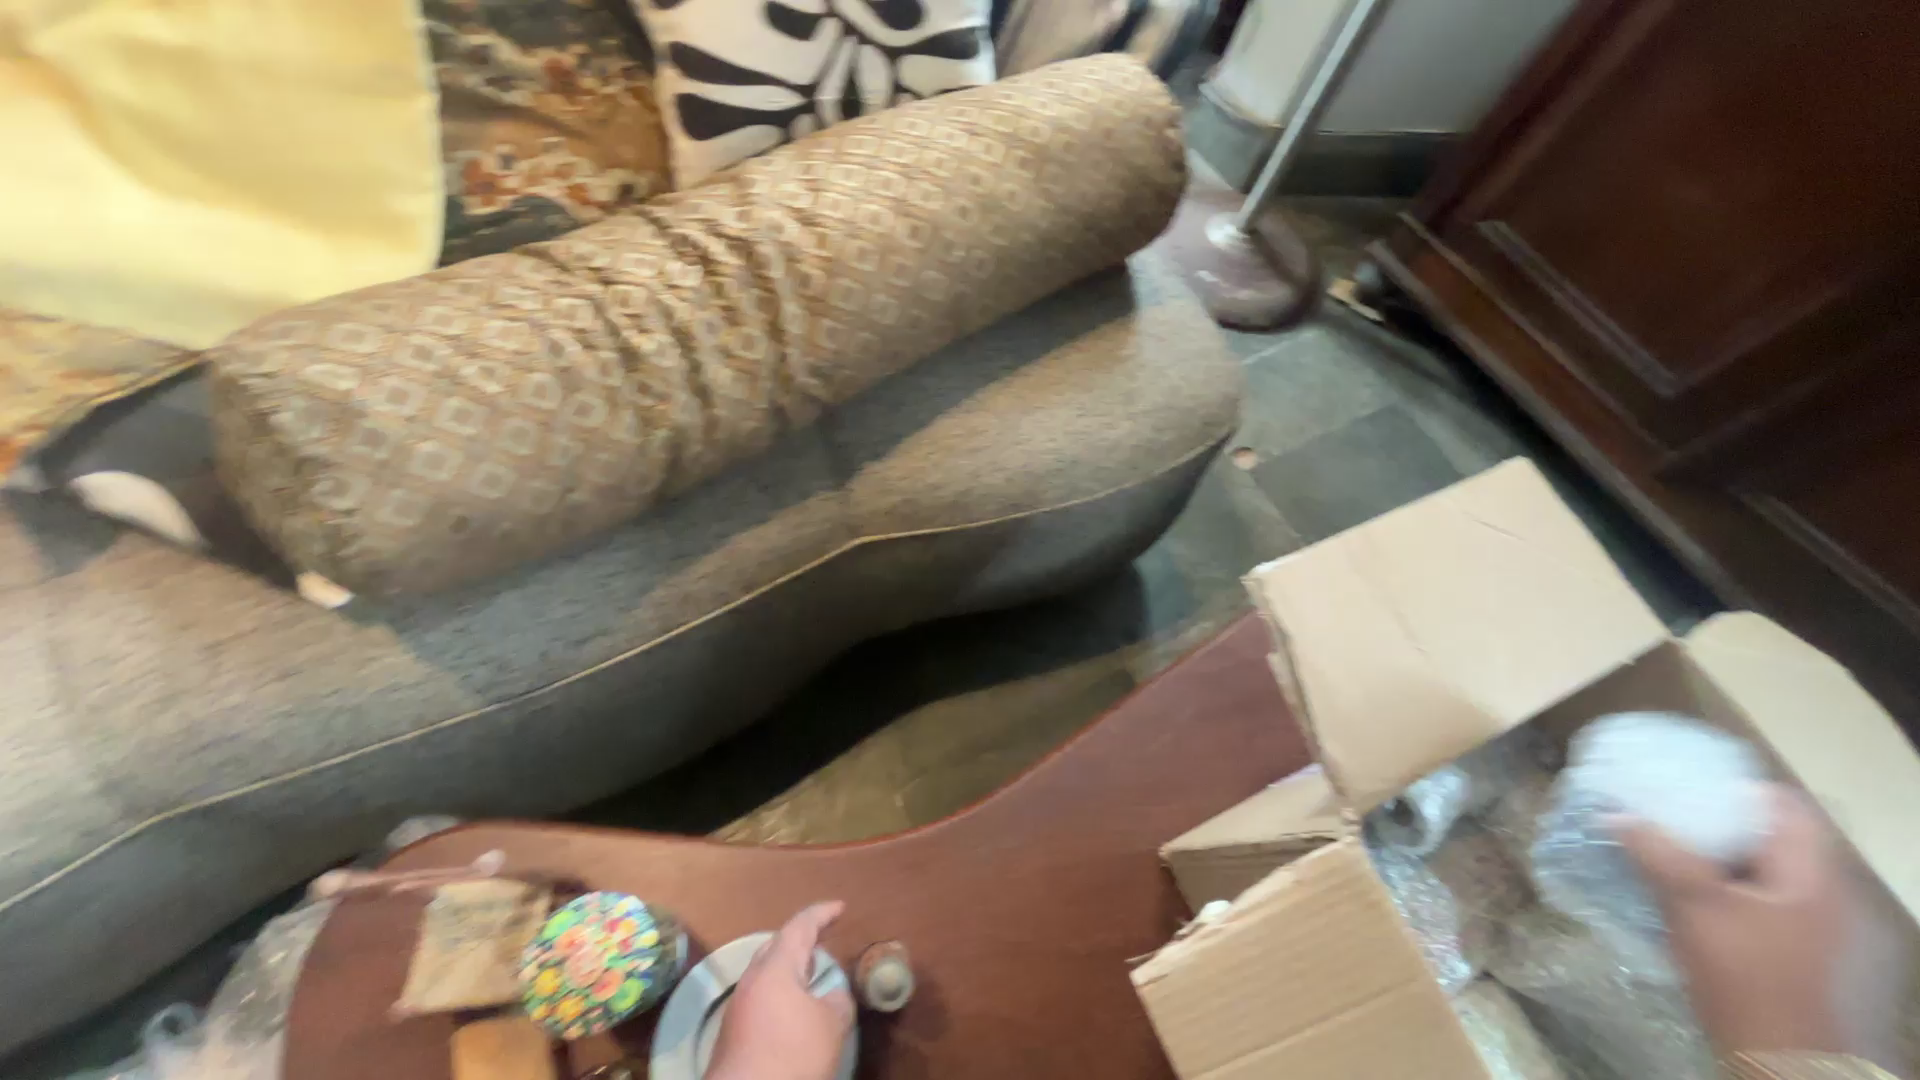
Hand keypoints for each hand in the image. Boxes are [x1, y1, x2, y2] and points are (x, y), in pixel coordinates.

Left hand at [707, 902, 853, 1079]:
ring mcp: (738, 1007)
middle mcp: (752, 980)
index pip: (800, 926)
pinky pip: (761, 998)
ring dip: (790, 970)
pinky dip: (780, 994)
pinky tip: (793, 1013)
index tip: (840, 907)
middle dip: (801, 940)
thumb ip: (838, 1002)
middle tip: (823, 940)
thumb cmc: (791, 1056)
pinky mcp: (732, 1035)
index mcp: (776, 967)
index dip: (822, 914)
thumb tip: (834, 996)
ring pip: (766, 974)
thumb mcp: (831, 1026)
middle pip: (777, 946)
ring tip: (811, 975)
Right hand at [1617, 785, 1890, 1060]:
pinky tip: (1669, 886)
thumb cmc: (1746, 975)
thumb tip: (1613, 813)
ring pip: (1750, 868)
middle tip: (1655, 807)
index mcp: (1811, 876)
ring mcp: (1805, 926)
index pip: (1784, 806)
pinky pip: (1744, 897)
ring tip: (1652, 840)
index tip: (1682, 780)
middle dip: (1708, 818)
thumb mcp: (1694, 906)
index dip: (1735, 786)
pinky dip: (1708, 882)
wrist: (1781, 1059)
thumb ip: (1657, 853)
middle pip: (1765, 836)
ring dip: (1703, 851)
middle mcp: (1817, 894)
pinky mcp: (1784, 949)